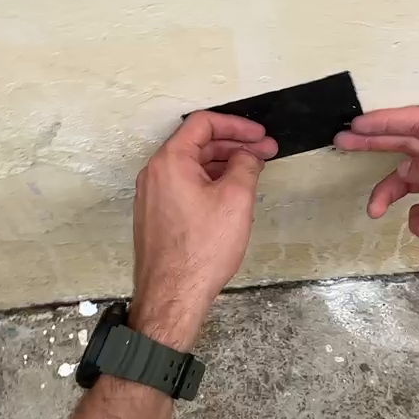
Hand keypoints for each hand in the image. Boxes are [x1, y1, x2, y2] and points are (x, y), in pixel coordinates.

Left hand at [130, 111, 276, 347]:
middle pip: (197, 144)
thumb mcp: (236, 199)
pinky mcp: (157, 215)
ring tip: (252, 172)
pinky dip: (209, 181)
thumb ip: (245, 165)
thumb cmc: (200, 251)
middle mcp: (155, 174)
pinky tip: (230, 193)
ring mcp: (153, 195)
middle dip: (234, 145)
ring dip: (223, 164)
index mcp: (170, 161)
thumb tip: (248, 155)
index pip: (202, 124)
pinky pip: (185, 184)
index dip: (236, 125)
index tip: (259, 134)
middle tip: (265, 151)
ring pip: (192, 166)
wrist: (173, 295)